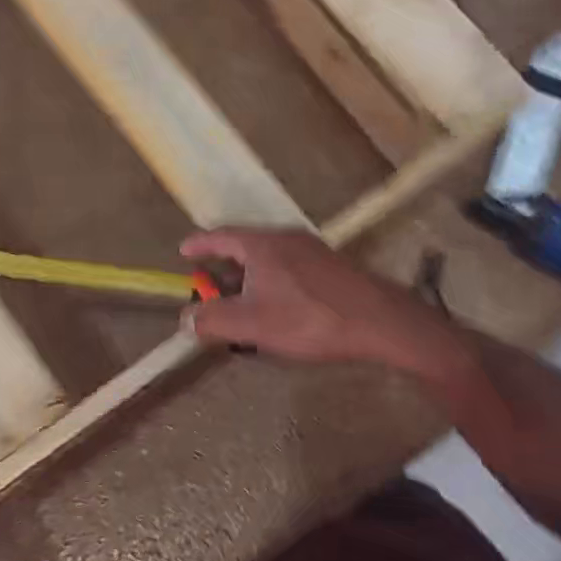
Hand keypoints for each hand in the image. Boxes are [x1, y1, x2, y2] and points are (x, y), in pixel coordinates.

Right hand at [180, 228, 468, 378]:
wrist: (376, 319)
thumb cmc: (309, 319)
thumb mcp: (251, 324)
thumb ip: (214, 319)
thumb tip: (187, 317)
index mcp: (263, 245)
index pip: (221, 236)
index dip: (199, 245)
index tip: (183, 253)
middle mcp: (288, 239)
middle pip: (246, 248)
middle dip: (225, 269)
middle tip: (211, 291)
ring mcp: (314, 251)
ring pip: (271, 260)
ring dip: (252, 280)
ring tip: (243, 308)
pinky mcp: (333, 268)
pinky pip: (292, 270)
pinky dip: (275, 285)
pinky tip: (280, 312)